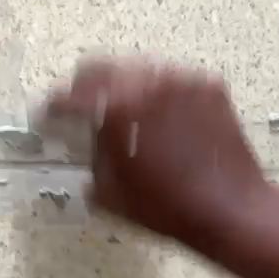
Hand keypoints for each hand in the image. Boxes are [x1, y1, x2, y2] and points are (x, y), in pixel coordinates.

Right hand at [43, 56, 264, 246]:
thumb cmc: (168, 207)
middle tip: (79, 106)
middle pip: (101, 67)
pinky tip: (159, 116)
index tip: (48, 115)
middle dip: (85, 87)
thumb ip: (90, 157)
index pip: (69, 96)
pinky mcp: (208, 87)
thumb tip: (87, 144)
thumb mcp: (110, 191)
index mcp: (116, 107)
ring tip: (121, 111)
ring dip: (123, 87)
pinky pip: (171, 80)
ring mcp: (182, 81)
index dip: (53, 107)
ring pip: (138, 69)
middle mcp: (148, 83)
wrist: (231, 209)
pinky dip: (158, 94)